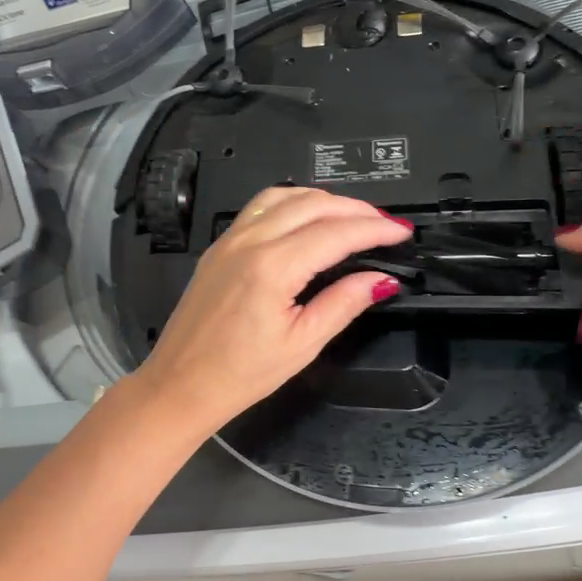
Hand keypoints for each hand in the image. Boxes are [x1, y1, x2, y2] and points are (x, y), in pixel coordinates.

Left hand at [133, 186, 411, 432]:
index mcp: (271, 267)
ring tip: (353, 217)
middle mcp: (248, 242)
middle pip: (312, 204)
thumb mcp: (302, 344)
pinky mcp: (219, 246)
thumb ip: (344, 303)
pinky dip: (291, 203)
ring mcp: (229, 239)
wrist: (181, 383)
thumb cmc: (239, 374)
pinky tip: (308, 217)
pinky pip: (259, 207)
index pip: (335, 233)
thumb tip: (381, 280)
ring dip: (323, 200)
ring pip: (284, 197)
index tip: (401, 232)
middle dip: (355, 209)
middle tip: (385, 225)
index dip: (374, 229)